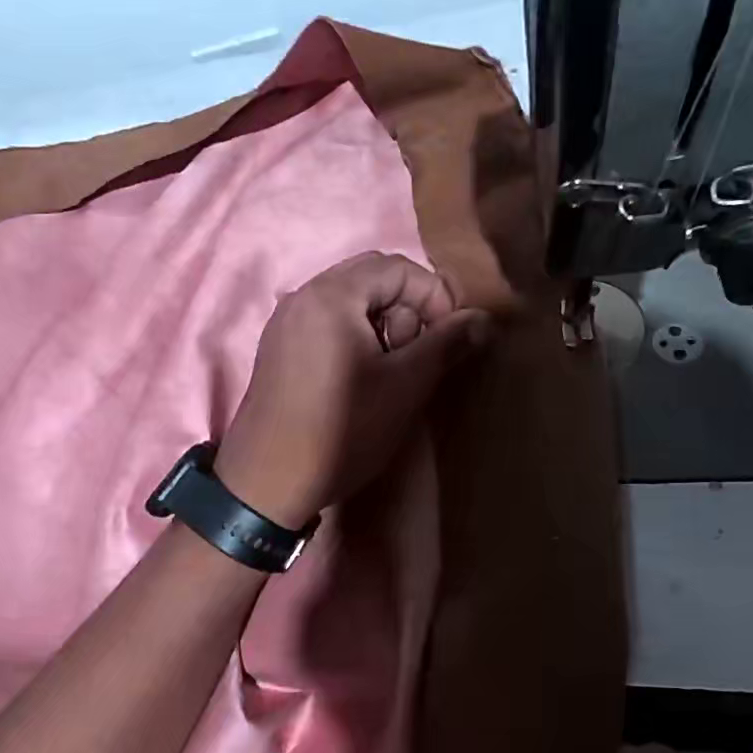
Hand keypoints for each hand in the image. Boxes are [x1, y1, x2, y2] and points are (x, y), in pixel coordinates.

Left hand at [216, 251, 490, 528]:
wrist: (268, 484)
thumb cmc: (343, 430)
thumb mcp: (405, 385)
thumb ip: (447, 344)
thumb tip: (484, 318)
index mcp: (331, 295)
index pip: (398, 268)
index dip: (435, 297)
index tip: (448, 340)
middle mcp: (303, 296)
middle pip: (373, 279)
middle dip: (409, 311)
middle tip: (416, 357)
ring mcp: (286, 323)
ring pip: (352, 303)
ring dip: (385, 327)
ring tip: (391, 374)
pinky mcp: (281, 350)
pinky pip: (330, 324)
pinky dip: (359, 339)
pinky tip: (364, 381)